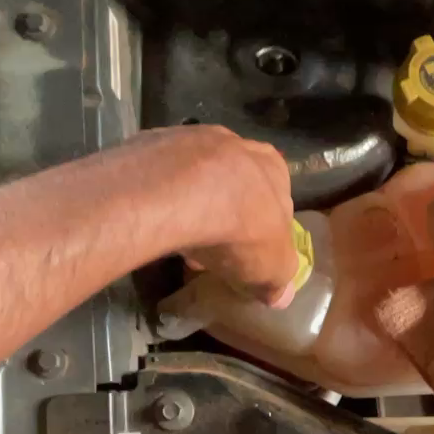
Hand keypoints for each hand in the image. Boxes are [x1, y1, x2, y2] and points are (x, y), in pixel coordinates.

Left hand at [92, 125, 299, 306]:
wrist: (177, 195)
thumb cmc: (241, 230)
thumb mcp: (274, 268)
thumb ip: (280, 279)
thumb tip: (280, 295)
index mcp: (275, 169)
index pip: (275, 204)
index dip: (261, 235)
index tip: (246, 258)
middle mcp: (239, 146)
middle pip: (235, 190)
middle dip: (225, 220)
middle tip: (211, 252)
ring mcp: (193, 139)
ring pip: (197, 182)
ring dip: (193, 210)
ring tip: (180, 243)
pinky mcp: (153, 142)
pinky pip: (163, 178)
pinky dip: (163, 199)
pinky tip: (158, 222)